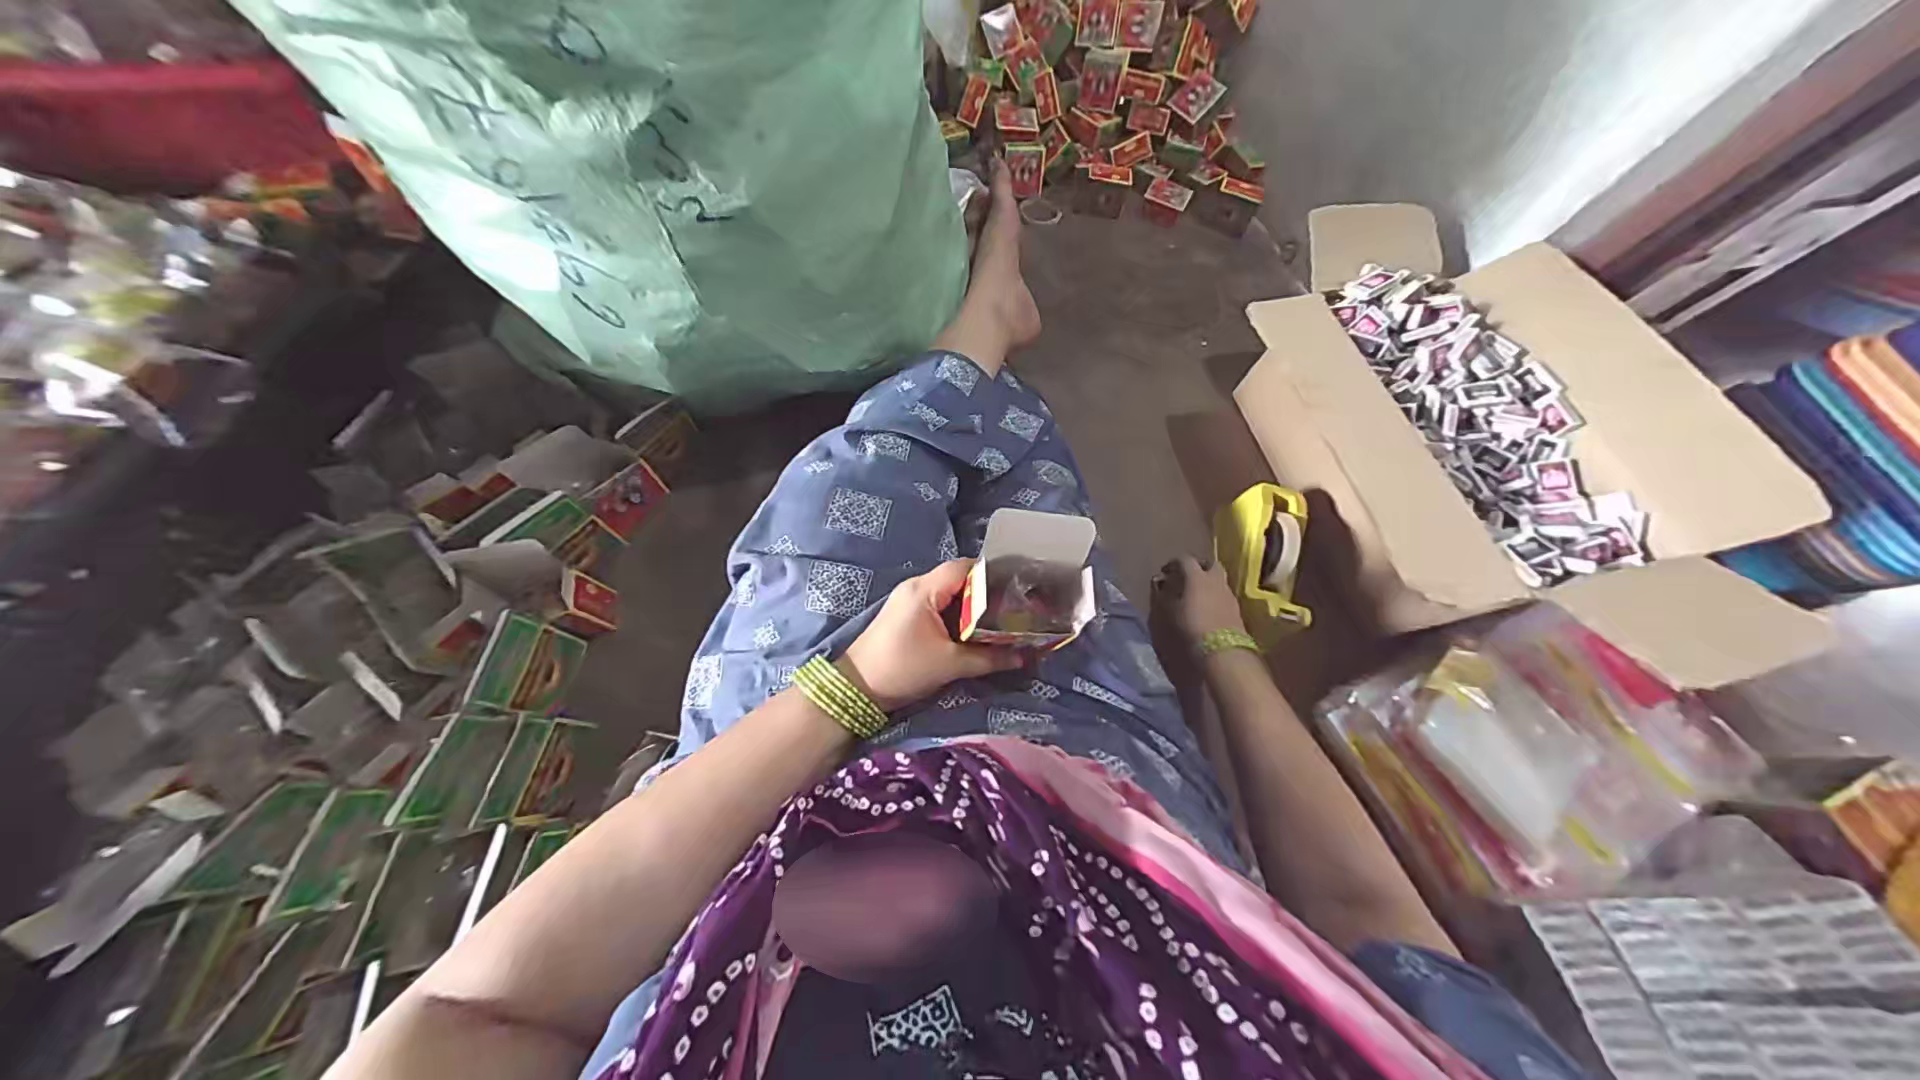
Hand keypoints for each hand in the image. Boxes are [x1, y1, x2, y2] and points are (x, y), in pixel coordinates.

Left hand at [840, 559, 1021, 710]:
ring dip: (972, 606)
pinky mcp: (907, 617)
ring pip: (950, 594)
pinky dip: (957, 615)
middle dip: (986, 592)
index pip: (964, 567)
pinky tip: (974, 631)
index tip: (1015, 590)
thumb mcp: (950, 665)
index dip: (991, 575)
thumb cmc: (902, 669)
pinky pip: (939, 606)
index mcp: (924, 590)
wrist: (857, 689)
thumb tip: (1024, 657)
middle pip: (959, 579)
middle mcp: (915, 587)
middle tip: (1013, 608)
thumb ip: (989, 658)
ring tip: (999, 620)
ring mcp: (909, 601)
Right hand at [1152, 554, 1245, 642]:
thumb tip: (1160, 585)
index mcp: (1197, 577)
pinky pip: (1224, 596)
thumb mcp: (1165, 613)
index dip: (1173, 563)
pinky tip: (1206, 610)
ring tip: (1195, 596)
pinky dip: (1214, 597)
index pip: (1185, 559)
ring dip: (1208, 584)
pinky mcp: (1237, 612)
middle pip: (1210, 564)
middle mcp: (1216, 581)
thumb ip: (1161, 596)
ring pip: (1219, 581)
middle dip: (1198, 567)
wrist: (1222, 655)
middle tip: (1186, 577)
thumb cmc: (1188, 629)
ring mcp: (1230, 596)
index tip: (1164, 572)